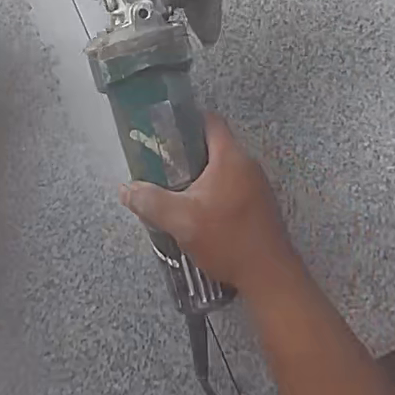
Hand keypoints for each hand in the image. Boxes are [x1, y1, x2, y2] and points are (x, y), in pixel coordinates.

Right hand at [117, 113, 304, 295]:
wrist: (268, 274)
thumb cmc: (227, 239)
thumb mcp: (181, 220)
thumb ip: (150, 201)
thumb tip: (126, 189)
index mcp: (231, 157)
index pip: (210, 121)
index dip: (187, 120)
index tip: (164, 132)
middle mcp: (248, 164)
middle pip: (214, 146)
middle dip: (187, 154)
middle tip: (162, 166)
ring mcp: (257, 185)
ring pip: (223, 169)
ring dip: (200, 176)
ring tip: (175, 191)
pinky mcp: (259, 204)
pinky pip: (232, 186)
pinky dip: (214, 191)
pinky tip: (198, 212)